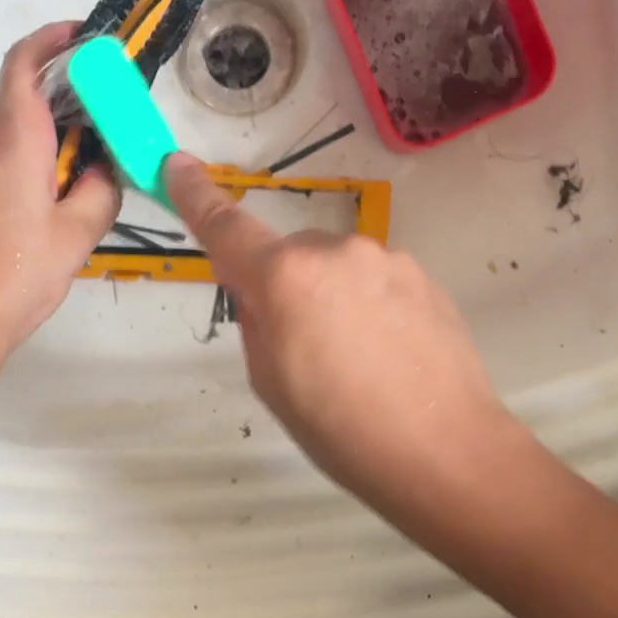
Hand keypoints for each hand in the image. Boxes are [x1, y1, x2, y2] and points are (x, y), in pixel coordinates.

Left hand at [0, 22, 120, 367]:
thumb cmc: (15, 279)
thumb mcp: (76, 239)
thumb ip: (98, 195)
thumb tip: (101, 175)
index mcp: (12, 140)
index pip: (25, 63)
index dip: (52, 42)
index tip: (81, 44)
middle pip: (11, 97)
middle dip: (52, 99)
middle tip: (90, 126)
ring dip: (30, 138)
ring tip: (64, 176)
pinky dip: (8, 166)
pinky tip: (27, 211)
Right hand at [162, 152, 518, 500]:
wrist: (442, 449)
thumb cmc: (337, 428)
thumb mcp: (270, 381)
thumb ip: (256, 321)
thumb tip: (261, 293)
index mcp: (285, 278)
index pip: (227, 229)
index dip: (196, 197)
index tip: (176, 167)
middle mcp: (335, 252)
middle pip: (287, 256)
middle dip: (281, 289)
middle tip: (298, 354)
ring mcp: (386, 260)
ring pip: (333, 270)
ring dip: (327, 301)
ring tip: (349, 366)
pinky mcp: (422, 277)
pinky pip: (371, 283)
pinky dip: (364, 310)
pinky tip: (382, 359)